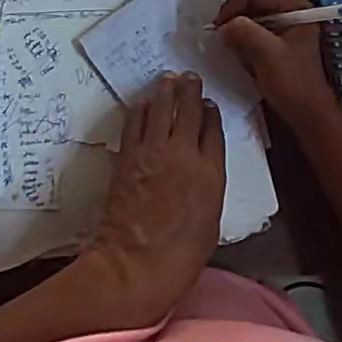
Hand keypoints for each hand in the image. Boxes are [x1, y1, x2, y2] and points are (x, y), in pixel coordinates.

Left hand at [81, 72, 224, 328]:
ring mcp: (153, 151)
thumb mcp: (210, 222)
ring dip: (165, 91)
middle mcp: (184, 154)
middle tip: (189, 77)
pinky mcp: (128, 156)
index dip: (211, 113)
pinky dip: (141, 108)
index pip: (213, 131)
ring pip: (161, 109)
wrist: (135, 264)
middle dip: (190, 91)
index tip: (209, 103)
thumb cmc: (181, 256)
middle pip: (189, 111)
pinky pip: (136, 122)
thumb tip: (203, 172)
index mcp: (211, 173)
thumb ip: (208, 188)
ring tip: (168, 78)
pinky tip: (143, 101)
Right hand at [214, 0, 338, 129]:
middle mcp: (289, 10)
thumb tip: (222, 26)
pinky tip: (238, 52)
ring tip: (230, 46)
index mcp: (295, 6)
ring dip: (234, 28)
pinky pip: (249, 28)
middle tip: (222, 37)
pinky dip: (239, 37)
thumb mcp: (268, 55)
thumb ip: (246, 33)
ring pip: (247, 14)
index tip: (221, 28)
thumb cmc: (293, 83)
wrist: (307, 114)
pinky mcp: (274, 39)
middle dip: (233, 16)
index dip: (233, 5)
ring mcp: (282, 25)